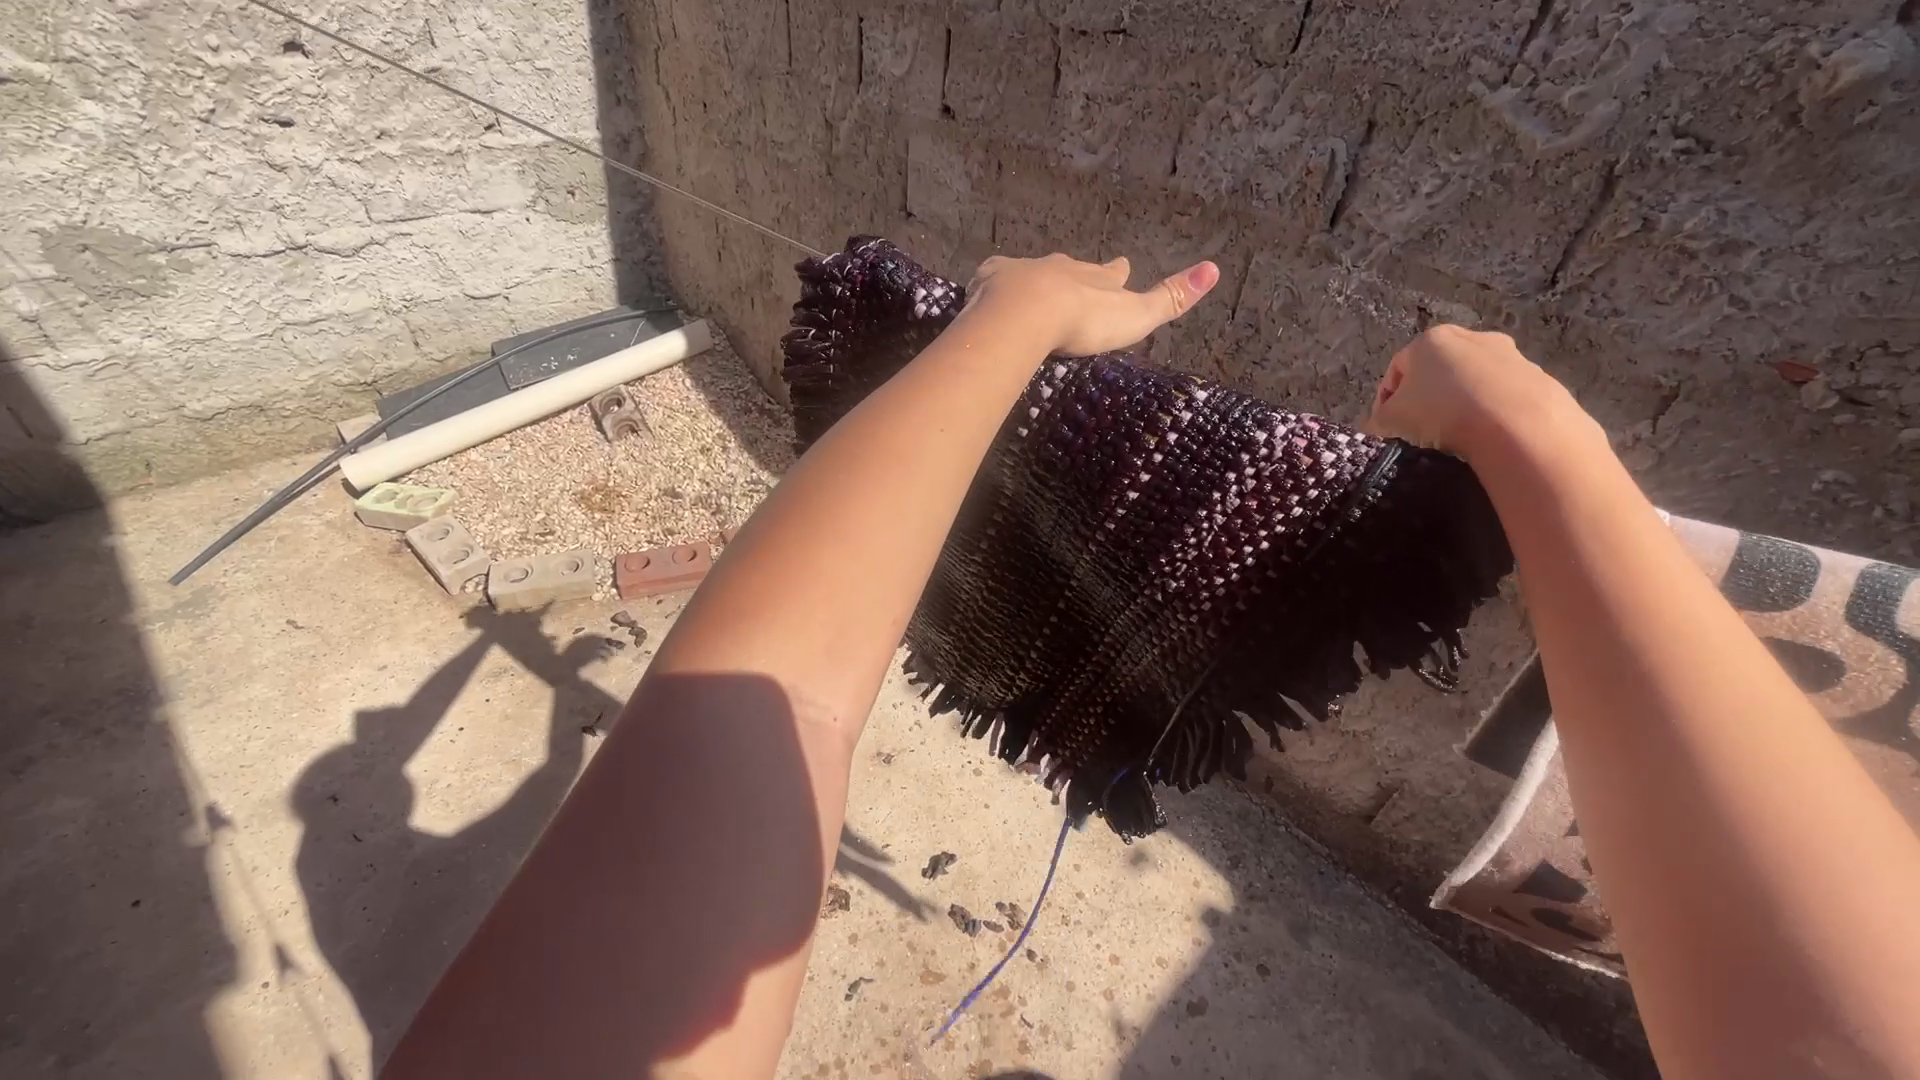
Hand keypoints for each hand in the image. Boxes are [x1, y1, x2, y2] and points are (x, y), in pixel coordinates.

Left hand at [962, 253, 1219, 356]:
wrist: (1026, 314)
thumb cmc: (1083, 321)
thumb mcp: (1135, 316)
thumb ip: (1170, 298)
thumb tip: (1215, 268)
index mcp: (1095, 279)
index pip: (1112, 273)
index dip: (1117, 273)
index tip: (1121, 266)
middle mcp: (1061, 268)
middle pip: (1072, 269)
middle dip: (1077, 274)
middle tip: (1075, 280)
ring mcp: (1024, 272)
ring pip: (1033, 272)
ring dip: (1035, 281)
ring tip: (1031, 292)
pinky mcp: (991, 280)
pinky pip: (993, 276)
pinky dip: (994, 282)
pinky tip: (988, 289)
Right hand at [1364, 324, 1594, 460]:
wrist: (1518, 421)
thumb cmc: (1441, 410)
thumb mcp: (1391, 420)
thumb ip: (1376, 421)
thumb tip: (1375, 427)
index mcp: (1430, 340)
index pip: (1395, 370)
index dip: (1384, 401)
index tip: (1385, 427)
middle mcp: (1470, 337)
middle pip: (1435, 371)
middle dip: (1423, 398)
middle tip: (1417, 429)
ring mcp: (1507, 354)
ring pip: (1469, 381)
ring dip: (1457, 403)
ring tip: (1452, 434)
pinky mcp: (1535, 374)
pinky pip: (1499, 394)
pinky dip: (1487, 410)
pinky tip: (1483, 433)